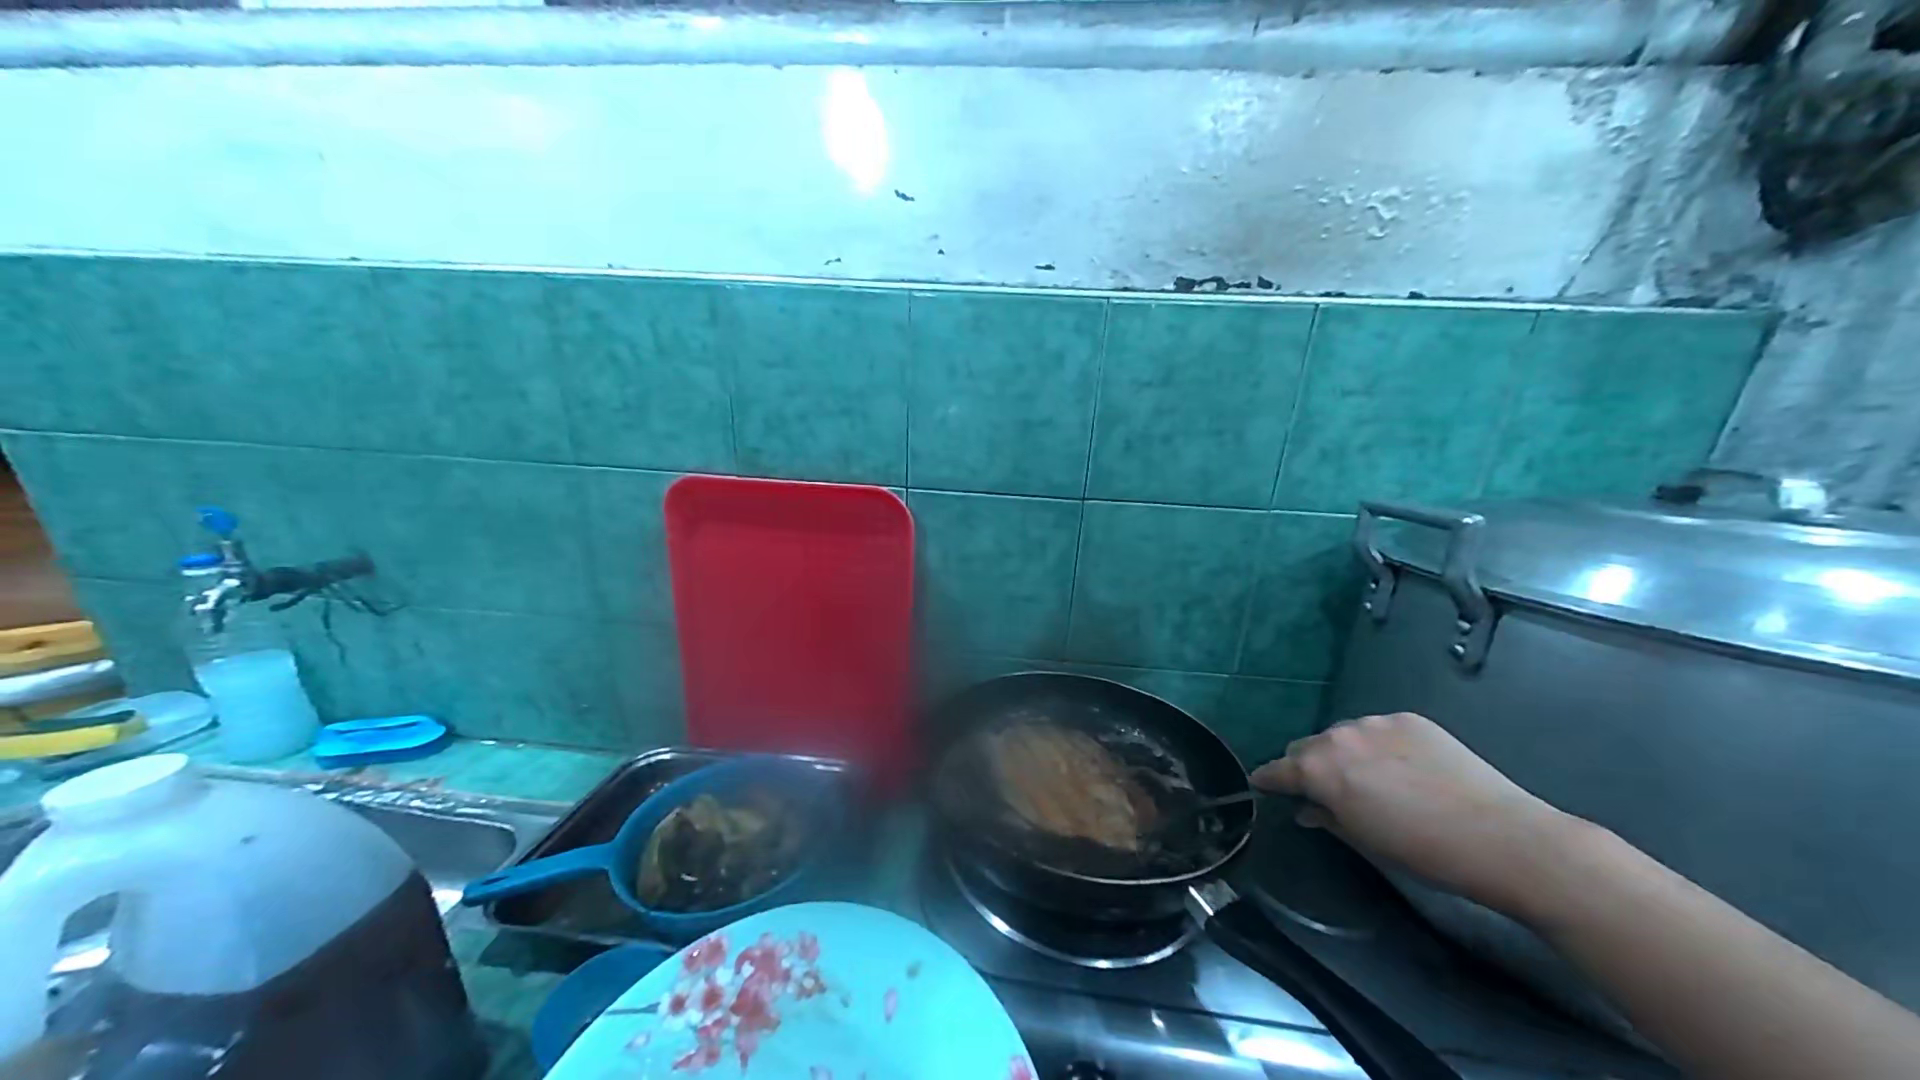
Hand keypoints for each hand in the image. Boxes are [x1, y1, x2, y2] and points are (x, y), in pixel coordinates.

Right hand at [1251, 712, 1579, 915]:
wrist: (1504, 837)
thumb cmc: (1424, 852)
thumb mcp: (1365, 841)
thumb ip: (1327, 818)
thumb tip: (1308, 810)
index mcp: (1319, 769)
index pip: (1277, 769)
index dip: (1268, 780)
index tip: (1263, 786)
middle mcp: (1339, 736)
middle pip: (1307, 747)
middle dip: (1309, 766)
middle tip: (1327, 791)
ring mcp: (1376, 723)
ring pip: (1343, 735)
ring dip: (1344, 753)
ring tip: (1371, 779)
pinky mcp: (1410, 719)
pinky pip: (1378, 729)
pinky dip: (1379, 745)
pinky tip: (1403, 768)